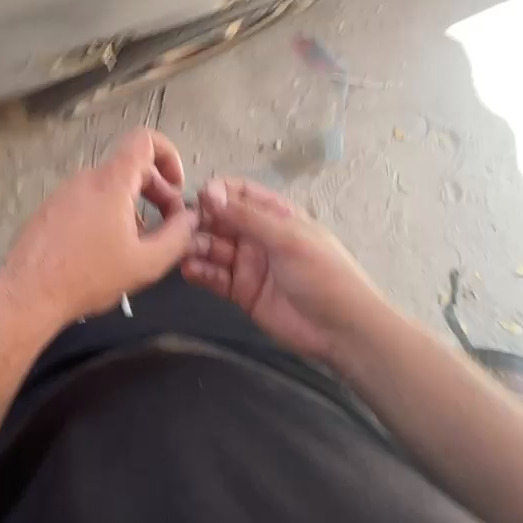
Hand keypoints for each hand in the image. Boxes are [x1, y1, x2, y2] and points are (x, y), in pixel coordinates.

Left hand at [0, 128, 197, 326]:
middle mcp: (86, 178)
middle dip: (156, 190)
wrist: (29, 292)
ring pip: (109, 187)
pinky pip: (88, 200)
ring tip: (139, 243)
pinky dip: (107, 214)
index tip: (175, 187)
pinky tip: (108, 249)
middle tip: (168, 224)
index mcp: (111, 182)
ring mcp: (65, 192)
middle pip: (129, 167)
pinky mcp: (51, 208)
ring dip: (132, 207)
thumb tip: (192, 218)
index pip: (143, 140)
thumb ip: (178, 236)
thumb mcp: (146, 263)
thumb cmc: (89, 276)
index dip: (168, 155)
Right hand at [181, 177, 387, 363]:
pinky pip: (214, 276)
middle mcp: (258, 236)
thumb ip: (246, 216)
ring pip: (212, 248)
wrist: (342, 331)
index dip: (218, 193)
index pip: (239, 193)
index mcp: (275, 216)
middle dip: (200, 221)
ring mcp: (248, 264)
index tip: (198, 199)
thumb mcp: (287, 238)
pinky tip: (190, 270)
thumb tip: (208, 191)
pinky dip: (200, 272)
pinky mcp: (240, 291)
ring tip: (183, 251)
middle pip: (220, 220)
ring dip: (196, 247)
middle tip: (179, 228)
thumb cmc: (323, 275)